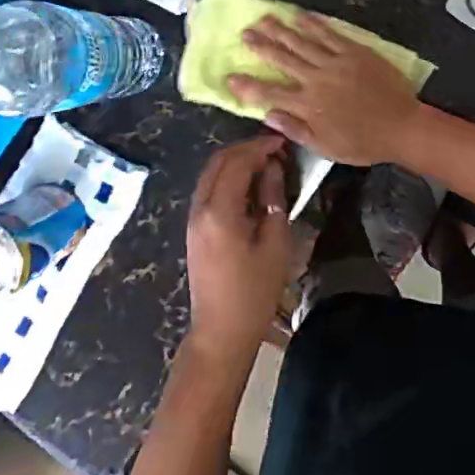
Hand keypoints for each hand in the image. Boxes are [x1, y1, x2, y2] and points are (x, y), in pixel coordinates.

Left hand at [185, 135, 292, 358]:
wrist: (221, 331)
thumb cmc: (254, 292)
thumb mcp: (275, 244)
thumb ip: (273, 200)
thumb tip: (273, 169)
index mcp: (219, 212)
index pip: (237, 162)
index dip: (259, 147)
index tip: (282, 142)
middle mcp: (200, 208)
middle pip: (218, 162)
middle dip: (245, 149)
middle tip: (274, 149)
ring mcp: (193, 218)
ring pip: (210, 173)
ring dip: (235, 162)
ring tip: (265, 164)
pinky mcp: (194, 228)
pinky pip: (209, 189)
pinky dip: (228, 177)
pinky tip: (250, 185)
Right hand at [228, 14, 424, 165]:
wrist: (402, 126)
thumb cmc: (363, 142)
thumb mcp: (325, 146)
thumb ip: (295, 129)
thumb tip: (268, 114)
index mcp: (308, 105)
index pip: (269, 92)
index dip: (247, 85)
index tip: (229, 76)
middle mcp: (317, 79)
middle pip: (282, 59)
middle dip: (261, 45)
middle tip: (244, 33)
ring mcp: (336, 62)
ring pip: (302, 41)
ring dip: (282, 29)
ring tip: (265, 18)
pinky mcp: (355, 51)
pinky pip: (330, 34)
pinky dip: (314, 23)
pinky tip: (301, 14)